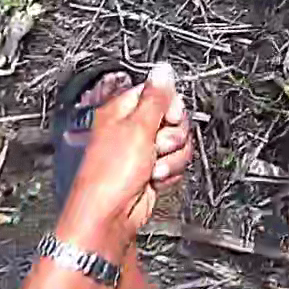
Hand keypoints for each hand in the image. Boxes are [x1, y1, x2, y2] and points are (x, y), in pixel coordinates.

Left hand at [56, 63, 193, 256]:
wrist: (109, 218)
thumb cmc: (110, 176)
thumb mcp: (138, 128)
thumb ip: (156, 97)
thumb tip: (163, 70)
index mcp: (122, 110)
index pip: (159, 93)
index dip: (170, 106)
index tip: (168, 117)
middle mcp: (132, 128)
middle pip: (174, 118)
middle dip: (173, 134)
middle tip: (158, 144)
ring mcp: (142, 150)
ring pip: (178, 143)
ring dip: (172, 156)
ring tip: (153, 165)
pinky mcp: (152, 170)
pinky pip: (175, 162)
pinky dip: (170, 171)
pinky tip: (155, 177)